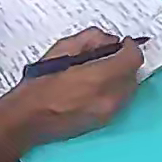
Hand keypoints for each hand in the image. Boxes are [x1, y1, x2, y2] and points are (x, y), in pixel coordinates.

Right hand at [0, 28, 143, 148]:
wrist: (27, 119)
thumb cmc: (39, 84)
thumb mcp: (62, 49)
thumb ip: (91, 39)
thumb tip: (110, 41)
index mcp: (100, 77)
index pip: (133, 58)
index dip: (131, 47)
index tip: (123, 42)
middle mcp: (110, 97)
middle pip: (133, 75)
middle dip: (126, 62)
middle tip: (111, 55)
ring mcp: (108, 113)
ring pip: (128, 90)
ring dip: (121, 78)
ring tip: (102, 71)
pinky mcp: (104, 122)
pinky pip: (119, 102)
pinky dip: (114, 91)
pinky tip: (96, 87)